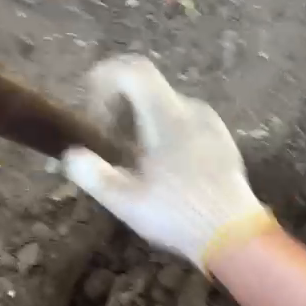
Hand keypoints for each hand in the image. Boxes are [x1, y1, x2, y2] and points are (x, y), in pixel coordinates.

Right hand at [63, 56, 278, 270]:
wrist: (234, 236)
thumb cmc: (177, 214)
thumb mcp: (125, 201)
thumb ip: (92, 174)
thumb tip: (71, 156)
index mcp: (167, 115)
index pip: (133, 69)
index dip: (104, 79)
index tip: (91, 113)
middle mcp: (192, 110)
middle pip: (148, 90)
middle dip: (120, 110)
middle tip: (107, 147)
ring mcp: (212, 125)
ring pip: (168, 110)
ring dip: (143, 127)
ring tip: (133, 165)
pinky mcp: (223, 144)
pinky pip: (187, 127)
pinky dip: (166, 138)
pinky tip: (163, 175)